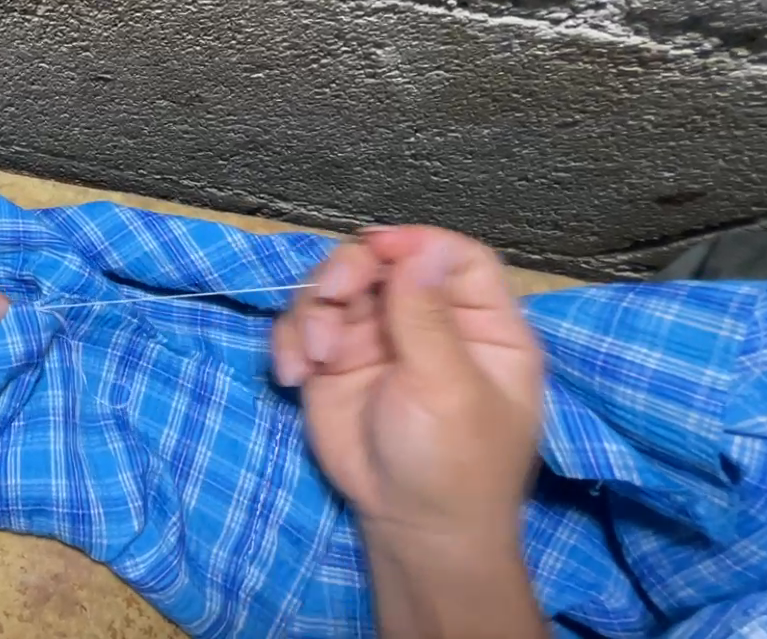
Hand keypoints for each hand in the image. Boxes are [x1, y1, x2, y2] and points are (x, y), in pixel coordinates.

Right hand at [270, 227, 544, 544]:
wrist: (405, 522)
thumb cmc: (451, 461)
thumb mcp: (447, 387)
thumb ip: (427, 316)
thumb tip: (419, 248)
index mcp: (478, 327)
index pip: (455, 258)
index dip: (415, 243)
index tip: (377, 249)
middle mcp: (422, 321)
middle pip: (377, 262)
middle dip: (344, 275)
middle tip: (330, 300)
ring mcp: (372, 337)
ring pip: (329, 287)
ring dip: (311, 315)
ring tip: (314, 358)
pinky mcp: (329, 356)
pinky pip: (297, 324)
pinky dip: (288, 342)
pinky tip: (294, 375)